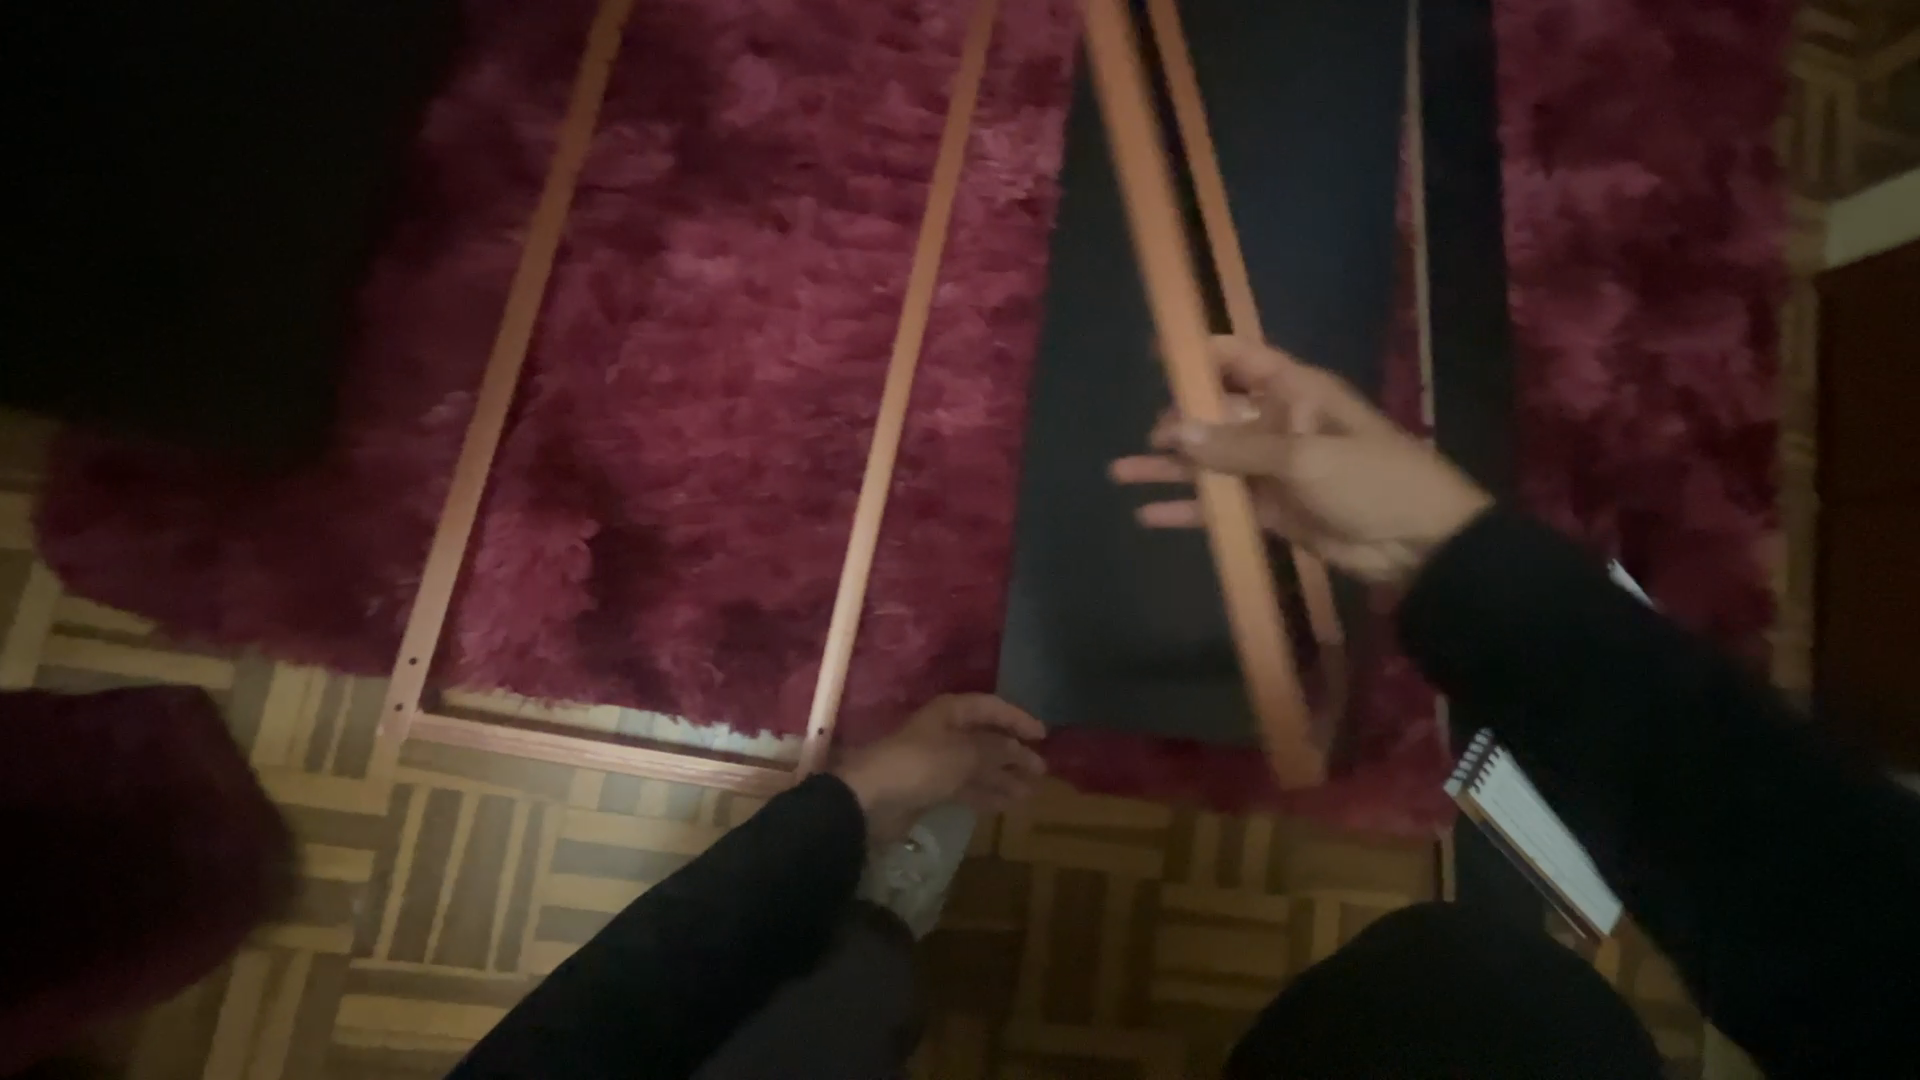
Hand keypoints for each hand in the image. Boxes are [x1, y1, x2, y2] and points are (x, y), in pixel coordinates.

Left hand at [831, 694, 1046, 843]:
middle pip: (987, 738)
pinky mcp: (932, 788)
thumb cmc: (920, 764)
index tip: (1043, 735)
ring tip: (1031, 791)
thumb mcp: (965, 753)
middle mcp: (946, 731)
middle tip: (1042, 769)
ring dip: (1004, 777)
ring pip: (979, 765)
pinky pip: (967, 786)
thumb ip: (995, 750)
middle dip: (1014, 753)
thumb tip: (1018, 749)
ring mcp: (938, 761)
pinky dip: (987, 793)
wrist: (872, 798)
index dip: (1018, 719)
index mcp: (951, 712)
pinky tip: (1008, 803)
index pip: (991, 707)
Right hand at [1109, 336, 1492, 588]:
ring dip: (1167, 468)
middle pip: (1214, 414)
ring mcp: (1270, 469)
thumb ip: (1235, 447)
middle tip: (1151, 438)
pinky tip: (1149, 515)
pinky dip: (1186, 510)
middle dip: (1177, 422)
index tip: (1156, 355)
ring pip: (1208, 462)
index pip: (1240, 360)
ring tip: (1120, 472)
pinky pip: (1218, 505)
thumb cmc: (1372, 481)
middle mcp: (1276, 424)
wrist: (1420, 545)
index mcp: (1295, 393)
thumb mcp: (1305, 457)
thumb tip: (1172, 431)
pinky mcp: (1267, 509)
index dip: (1200, 354)